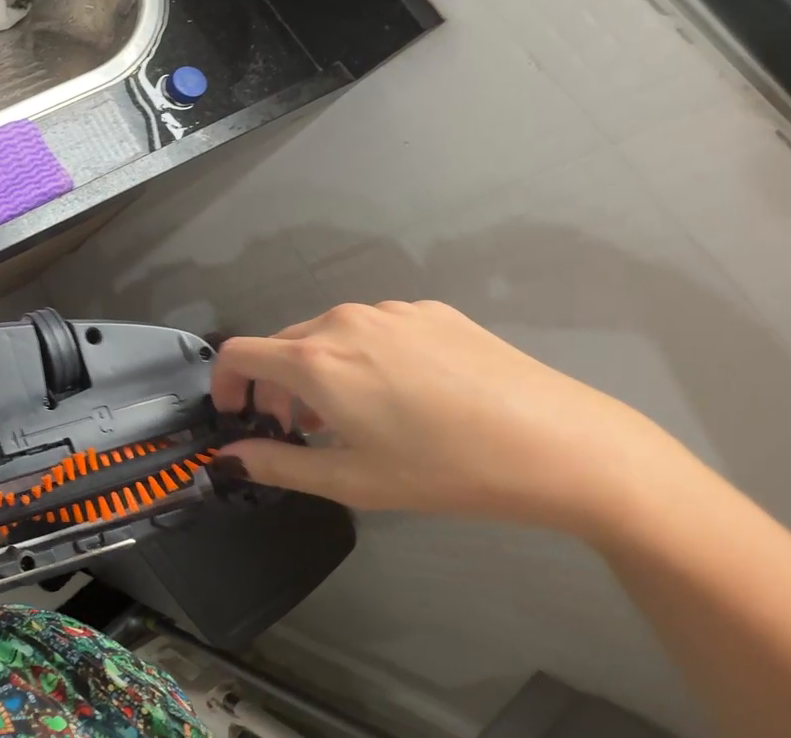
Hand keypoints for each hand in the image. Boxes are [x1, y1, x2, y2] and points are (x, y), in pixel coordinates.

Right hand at [211, 301, 684, 537]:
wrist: (567, 447)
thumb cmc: (447, 470)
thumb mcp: (353, 480)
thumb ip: (276, 464)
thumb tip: (226, 458)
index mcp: (315, 359)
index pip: (237, 354)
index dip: (224, 383)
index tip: (237, 415)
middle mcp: (342, 321)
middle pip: (281, 344)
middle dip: (276, 386)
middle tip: (300, 430)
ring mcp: (391, 311)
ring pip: (328, 335)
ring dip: (320, 371)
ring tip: (355, 415)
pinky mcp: (432, 311)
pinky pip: (375, 328)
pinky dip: (365, 356)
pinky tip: (407, 394)